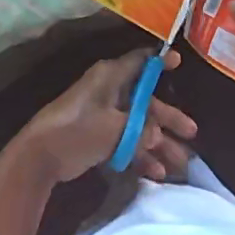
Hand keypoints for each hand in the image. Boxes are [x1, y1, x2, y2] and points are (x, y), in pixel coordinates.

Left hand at [15, 48, 197, 184]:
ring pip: (138, 124)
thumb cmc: (78, 130)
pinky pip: (125, 140)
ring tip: (180, 164)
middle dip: (168, 118)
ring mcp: (103, 114)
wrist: (41, 154)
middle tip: (192, 133)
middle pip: (145, 100)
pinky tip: (156, 173)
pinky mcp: (97, 135)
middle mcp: (109, 91)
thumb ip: (141, 127)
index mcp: (110, 77)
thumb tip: (158, 132)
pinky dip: (140, 154)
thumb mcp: (115, 128)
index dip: (160, 62)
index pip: (140, 62)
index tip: (179, 62)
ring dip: (158, 143)